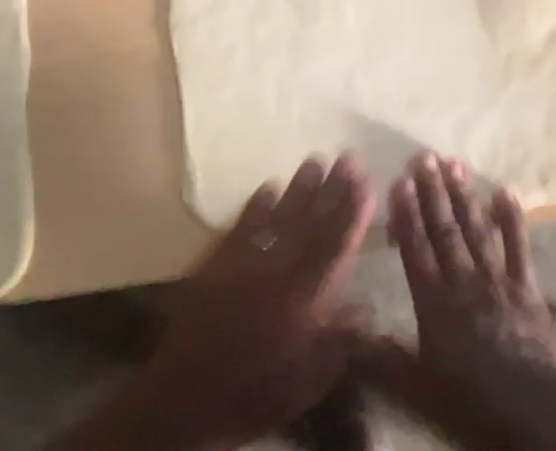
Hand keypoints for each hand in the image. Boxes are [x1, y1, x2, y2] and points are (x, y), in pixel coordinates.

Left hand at [50, 153, 375, 450]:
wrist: (185, 397)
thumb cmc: (254, 395)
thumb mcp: (308, 383)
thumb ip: (340, 344)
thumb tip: (369, 307)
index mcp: (303, 302)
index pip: (334, 249)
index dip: (352, 215)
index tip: (367, 184)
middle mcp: (276, 274)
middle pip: (309, 225)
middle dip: (332, 190)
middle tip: (349, 157)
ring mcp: (243, 265)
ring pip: (277, 219)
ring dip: (298, 189)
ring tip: (315, 160)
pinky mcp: (216, 266)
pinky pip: (241, 228)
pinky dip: (256, 205)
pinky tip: (268, 186)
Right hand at [352, 153, 555, 450]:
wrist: (532, 415)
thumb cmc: (468, 401)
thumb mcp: (415, 386)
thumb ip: (377, 356)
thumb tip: (338, 330)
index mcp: (433, 301)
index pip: (414, 248)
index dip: (405, 213)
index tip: (398, 181)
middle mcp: (463, 281)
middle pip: (444, 230)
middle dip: (432, 192)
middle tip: (423, 156)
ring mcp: (498, 281)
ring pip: (476, 230)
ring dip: (464, 195)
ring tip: (453, 163)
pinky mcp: (528, 289)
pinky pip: (519, 247)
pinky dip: (513, 219)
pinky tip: (506, 191)